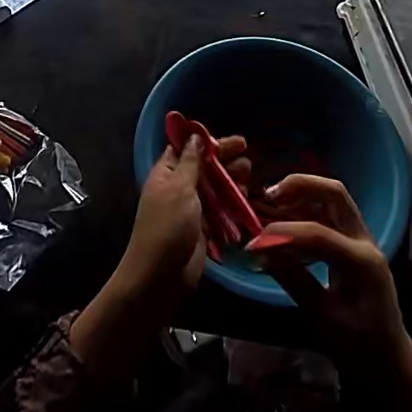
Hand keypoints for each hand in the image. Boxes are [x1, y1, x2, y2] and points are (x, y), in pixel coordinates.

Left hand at [122, 133, 250, 295]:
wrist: (161, 276)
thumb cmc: (167, 226)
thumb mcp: (178, 188)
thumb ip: (190, 162)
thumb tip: (194, 135)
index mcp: (165, 174)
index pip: (185, 148)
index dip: (206, 141)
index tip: (232, 140)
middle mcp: (178, 188)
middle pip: (204, 167)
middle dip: (225, 160)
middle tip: (247, 157)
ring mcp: (191, 209)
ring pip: (215, 188)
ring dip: (232, 180)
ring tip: (249, 176)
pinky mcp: (204, 228)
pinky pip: (221, 210)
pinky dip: (234, 203)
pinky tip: (248, 199)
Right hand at [250, 175, 408, 374]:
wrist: (389, 359)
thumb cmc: (360, 345)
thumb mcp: (324, 318)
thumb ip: (294, 280)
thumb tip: (262, 253)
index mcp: (362, 262)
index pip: (317, 233)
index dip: (281, 234)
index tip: (252, 245)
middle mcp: (365, 241)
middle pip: (334, 194)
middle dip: (299, 186)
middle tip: (268, 196)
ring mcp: (361, 239)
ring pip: (332, 198)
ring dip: (301, 193)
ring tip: (270, 202)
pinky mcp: (352, 243)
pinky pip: (328, 213)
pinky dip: (304, 208)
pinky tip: (283, 218)